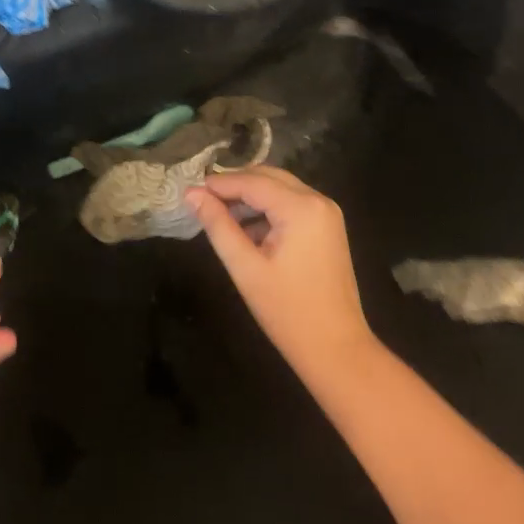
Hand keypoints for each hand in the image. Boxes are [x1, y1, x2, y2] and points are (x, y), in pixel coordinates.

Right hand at [187, 167, 379, 379]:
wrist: (334, 345)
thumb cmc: (287, 310)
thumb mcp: (246, 267)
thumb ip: (218, 226)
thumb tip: (192, 195)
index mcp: (302, 208)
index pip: (252, 181)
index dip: (219, 184)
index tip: (188, 191)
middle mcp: (319, 201)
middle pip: (269, 177)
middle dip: (235, 185)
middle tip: (201, 201)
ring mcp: (328, 214)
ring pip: (282, 190)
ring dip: (251, 197)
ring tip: (219, 217)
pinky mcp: (329, 229)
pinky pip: (293, 206)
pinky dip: (268, 211)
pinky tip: (247, 231)